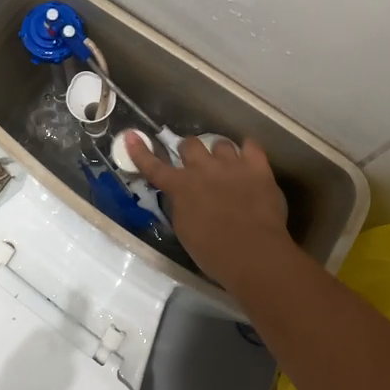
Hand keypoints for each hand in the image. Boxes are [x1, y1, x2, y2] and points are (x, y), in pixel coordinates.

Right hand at [125, 131, 295, 290]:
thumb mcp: (185, 231)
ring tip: (226, 167)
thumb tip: (182, 196)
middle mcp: (203, 168)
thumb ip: (180, 206)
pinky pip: (251, 145)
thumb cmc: (213, 253)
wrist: (253, 254)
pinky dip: (248, 150)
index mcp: (181, 187)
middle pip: (190, 144)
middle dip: (190, 153)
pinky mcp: (257, 167)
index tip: (131, 135)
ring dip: (220, 154)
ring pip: (220, 143)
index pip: (155, 166)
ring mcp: (231, 164)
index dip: (142, 152)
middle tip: (195, 166)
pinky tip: (248, 159)